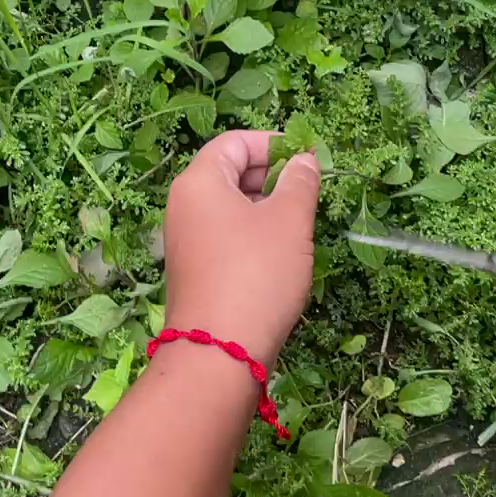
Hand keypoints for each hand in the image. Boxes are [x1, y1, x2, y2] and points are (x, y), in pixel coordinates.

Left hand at [163, 131, 320, 366]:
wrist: (219, 353)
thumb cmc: (257, 274)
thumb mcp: (289, 221)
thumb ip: (300, 182)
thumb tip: (304, 160)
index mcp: (199, 181)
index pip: (235, 142)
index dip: (274, 143)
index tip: (309, 157)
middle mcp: (185, 205)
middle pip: (230, 171)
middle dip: (273, 175)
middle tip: (310, 190)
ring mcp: (186, 239)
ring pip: (231, 206)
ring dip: (267, 207)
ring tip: (301, 222)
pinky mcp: (195, 269)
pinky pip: (226, 234)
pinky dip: (254, 233)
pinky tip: (282, 252)